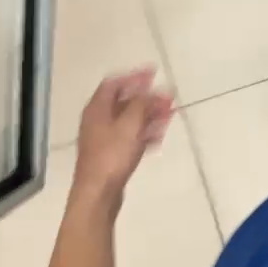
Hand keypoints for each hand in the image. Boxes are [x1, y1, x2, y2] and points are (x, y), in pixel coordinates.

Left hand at [73, 67, 173, 206]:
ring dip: (150, 114)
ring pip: (130, 120)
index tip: (154, 73)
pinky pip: (131, 136)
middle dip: (148, 97)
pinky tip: (159, 135)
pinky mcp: (112, 154)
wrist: (98, 193)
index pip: (115, 83)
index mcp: (97, 108)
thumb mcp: (130, 124)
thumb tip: (150, 90)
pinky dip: (145, 132)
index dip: (134, 76)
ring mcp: (105, 138)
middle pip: (125, 101)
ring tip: (170, 114)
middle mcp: (98, 120)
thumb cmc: (112, 155)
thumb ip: (141, 103)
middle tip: (168, 97)